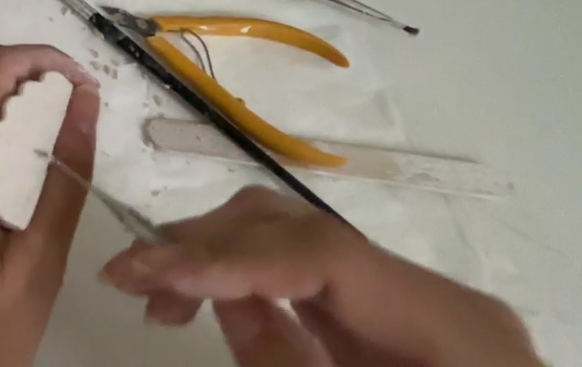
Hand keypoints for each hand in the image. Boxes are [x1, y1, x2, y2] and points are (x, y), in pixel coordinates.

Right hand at [101, 186, 542, 365]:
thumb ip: (290, 366)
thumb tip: (223, 295)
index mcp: (453, 324)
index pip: (321, 252)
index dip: (227, 255)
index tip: (150, 272)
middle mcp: (429, 292)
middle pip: (294, 229)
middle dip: (202, 245)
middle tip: (128, 277)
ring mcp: (402, 300)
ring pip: (284, 238)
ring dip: (207, 254)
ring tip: (150, 291)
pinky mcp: (378, 318)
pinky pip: (295, 275)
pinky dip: (238, 278)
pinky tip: (195, 296)